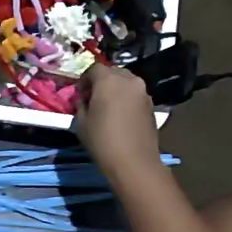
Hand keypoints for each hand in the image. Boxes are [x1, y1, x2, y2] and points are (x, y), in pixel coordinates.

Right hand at [73, 63, 161, 180]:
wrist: (134, 162)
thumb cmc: (102, 141)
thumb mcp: (81, 123)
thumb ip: (80, 104)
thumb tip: (84, 99)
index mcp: (109, 80)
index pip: (93, 68)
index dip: (84, 79)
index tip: (80, 94)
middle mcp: (129, 80)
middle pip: (112, 73)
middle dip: (101, 82)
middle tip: (93, 99)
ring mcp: (143, 92)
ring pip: (126, 83)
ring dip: (115, 90)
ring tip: (108, 108)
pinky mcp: (151, 105)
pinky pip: (135, 95)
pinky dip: (126, 100)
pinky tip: (121, 116)